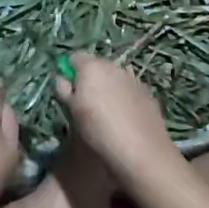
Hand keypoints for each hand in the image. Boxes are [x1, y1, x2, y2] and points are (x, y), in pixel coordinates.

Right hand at [55, 55, 180, 180]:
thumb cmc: (97, 129)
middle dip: (89, 80)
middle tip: (86, 104)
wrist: (140, 149)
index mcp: (91, 67)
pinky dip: (124, 97)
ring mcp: (133, 78)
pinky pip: (129, 89)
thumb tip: (62, 79)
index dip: (69, 72)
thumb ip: (62, 89)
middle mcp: (113, 66)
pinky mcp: (147, 92)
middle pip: (96, 66)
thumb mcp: (71, 110)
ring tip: (107, 112)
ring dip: (108, 87)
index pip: (74, 58)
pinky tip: (124, 117)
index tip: (69, 92)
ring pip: (114, 77)